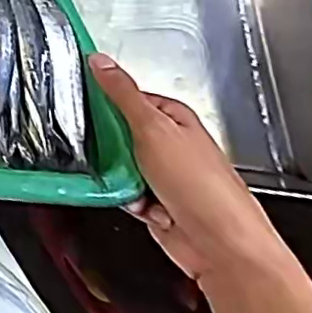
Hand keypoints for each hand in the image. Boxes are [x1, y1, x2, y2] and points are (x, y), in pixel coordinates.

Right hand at [88, 53, 297, 283]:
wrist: (225, 251)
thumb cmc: (204, 189)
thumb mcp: (153, 128)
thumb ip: (122, 93)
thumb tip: (99, 61)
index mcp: (172, 117)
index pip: (125, 94)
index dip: (102, 98)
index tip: (86, 103)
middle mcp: (168, 143)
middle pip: (115, 128)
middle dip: (106, 141)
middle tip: (110, 147)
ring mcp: (162, 173)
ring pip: (113, 159)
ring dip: (115, 172)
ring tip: (129, 180)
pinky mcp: (154, 199)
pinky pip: (119, 186)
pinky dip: (124, 194)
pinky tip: (140, 202)